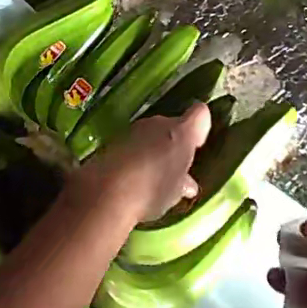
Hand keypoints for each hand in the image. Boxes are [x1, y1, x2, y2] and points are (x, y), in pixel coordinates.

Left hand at [72, 104, 210, 223]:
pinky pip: (131, 144)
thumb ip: (183, 182)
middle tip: (171, 170)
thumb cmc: (152, 190)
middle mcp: (159, 123)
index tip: (195, 147)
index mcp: (182, 132)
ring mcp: (134, 128)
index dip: (199, 128)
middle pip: (172, 125)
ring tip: (148, 177)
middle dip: (173, 144)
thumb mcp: (175, 193)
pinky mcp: (113, 138)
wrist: (106, 191)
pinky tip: (128, 178)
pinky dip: (132, 156)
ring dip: (152, 149)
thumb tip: (187, 184)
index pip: (200, 114)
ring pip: (150, 134)